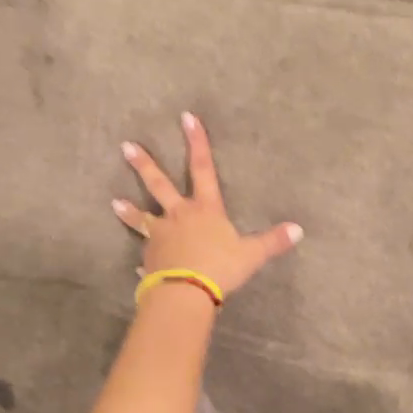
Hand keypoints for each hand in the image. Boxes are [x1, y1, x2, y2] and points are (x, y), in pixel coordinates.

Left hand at [112, 112, 302, 295]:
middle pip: (159, 184)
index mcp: (205, 209)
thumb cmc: (219, 268)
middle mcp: (178, 216)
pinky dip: (143, 260)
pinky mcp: (149, 257)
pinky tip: (138, 265)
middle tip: (126, 146)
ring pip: (142, 218)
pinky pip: (146, 256)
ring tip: (114, 202)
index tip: (186, 118)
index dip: (196, 142)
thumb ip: (272, 241)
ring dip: (128, 210)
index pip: (202, 168)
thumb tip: (298, 229)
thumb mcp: (251, 255)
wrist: (184, 293)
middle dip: (144, 164)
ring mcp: (160, 236)